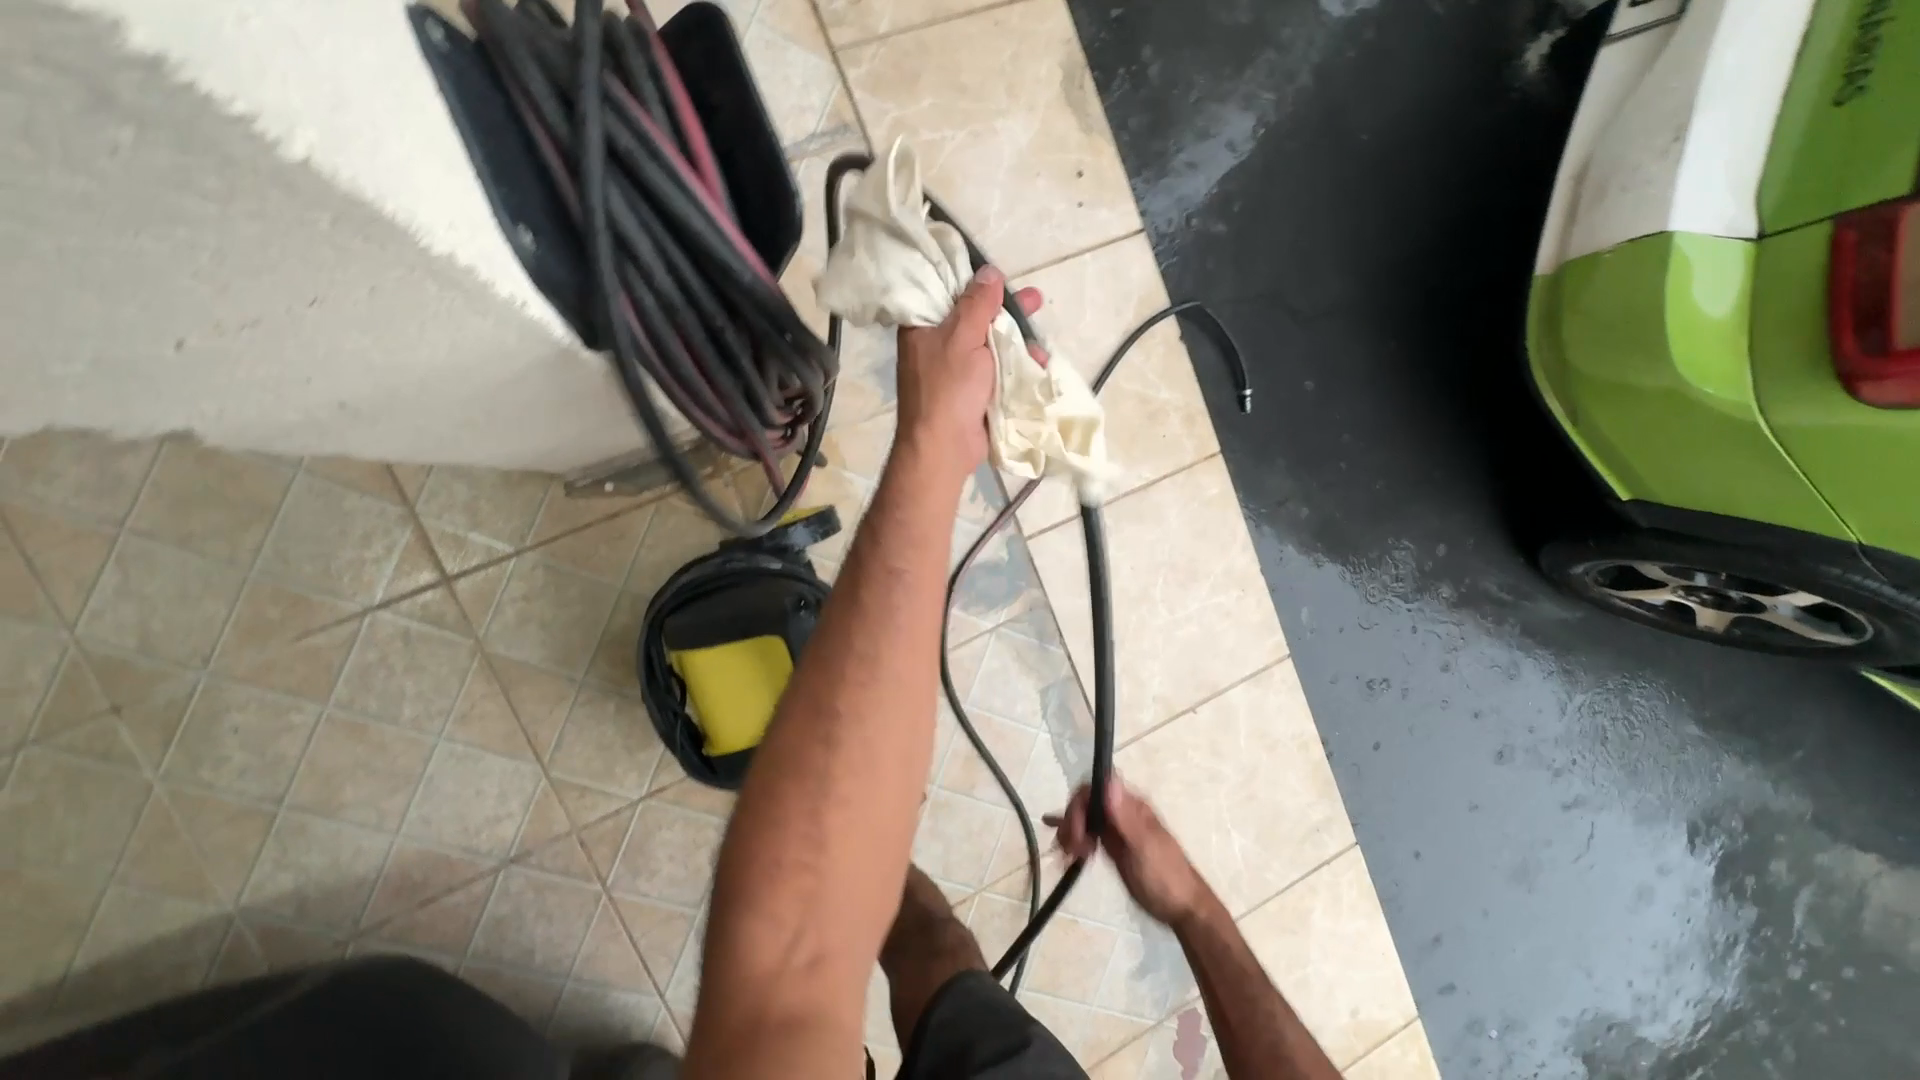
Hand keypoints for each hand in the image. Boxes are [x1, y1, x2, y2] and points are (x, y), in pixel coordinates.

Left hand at [895, 266, 1045, 472]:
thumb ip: (977, 304)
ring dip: (1016, 343)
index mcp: (923, 328)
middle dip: (1007, 313)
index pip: (948, 293)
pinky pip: (996, 371)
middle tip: (1036, 302)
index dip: (977, 283)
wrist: (944, 448)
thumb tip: (989, 272)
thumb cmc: (948, 389)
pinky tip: (1036, 366)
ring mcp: (955, 371)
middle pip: (975, 318)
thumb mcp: (962, 338)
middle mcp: (936, 345)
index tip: (1003, 277)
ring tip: (1039, 346)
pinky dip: (1015, 367)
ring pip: (989, 346)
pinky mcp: (971, 392)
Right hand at [1046, 780, 1208, 927]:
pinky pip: (1087, 834)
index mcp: (1131, 806)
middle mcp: (1121, 812)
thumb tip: (1108, 780)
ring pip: (1083, 818)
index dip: (1080, 804)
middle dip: (1072, 823)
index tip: (1077, 831)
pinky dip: (1073, 839)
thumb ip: (1126, 817)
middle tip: (1074, 851)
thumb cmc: (1166, 878)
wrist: (1181, 908)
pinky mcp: (1112, 846)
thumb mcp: (1145, 848)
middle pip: (1085, 803)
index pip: (1095, 788)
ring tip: (1073, 857)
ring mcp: (1116, 829)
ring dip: (1071, 833)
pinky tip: (1065, 849)